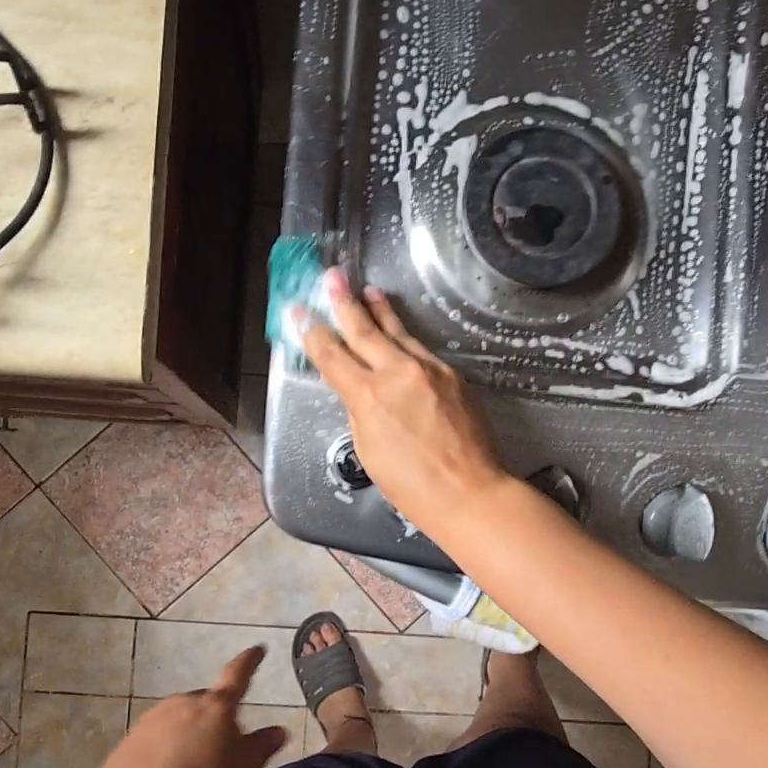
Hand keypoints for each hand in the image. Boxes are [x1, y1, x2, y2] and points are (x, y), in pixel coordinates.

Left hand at [81, 647, 287, 767]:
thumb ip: (260, 748)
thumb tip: (278, 730)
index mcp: (216, 707)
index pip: (238, 675)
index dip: (250, 661)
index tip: (258, 650)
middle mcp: (184, 702)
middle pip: (208, 705)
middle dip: (217, 721)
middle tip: (222, 755)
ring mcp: (154, 717)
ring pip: (182, 720)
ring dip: (191, 736)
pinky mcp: (131, 737)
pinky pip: (160, 736)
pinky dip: (169, 748)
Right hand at [300, 268, 509, 527]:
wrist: (468, 491)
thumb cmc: (412, 485)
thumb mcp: (369, 451)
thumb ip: (360, 412)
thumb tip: (358, 390)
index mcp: (369, 397)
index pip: (332, 356)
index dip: (311, 332)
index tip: (299, 312)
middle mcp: (397, 374)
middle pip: (364, 330)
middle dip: (344, 302)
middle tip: (332, 276)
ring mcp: (429, 370)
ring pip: (398, 332)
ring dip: (380, 310)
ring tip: (368, 290)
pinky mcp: (452, 375)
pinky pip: (421, 349)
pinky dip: (406, 336)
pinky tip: (401, 330)